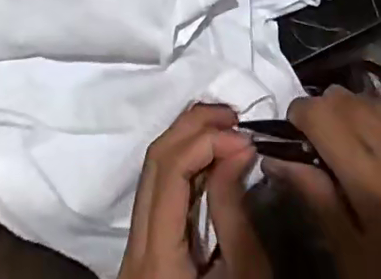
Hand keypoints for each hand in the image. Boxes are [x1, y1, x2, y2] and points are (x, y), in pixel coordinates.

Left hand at [119, 104, 268, 278]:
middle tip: (236, 117)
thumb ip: (235, 210)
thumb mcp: (242, 274)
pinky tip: (214, 153)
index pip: (170, 171)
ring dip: (190, 136)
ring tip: (229, 128)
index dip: (207, 140)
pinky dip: (187, 159)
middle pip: (154, 160)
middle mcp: (133, 245)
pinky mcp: (145, 245)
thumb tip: (238, 147)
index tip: (246, 138)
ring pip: (152, 168)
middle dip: (195, 125)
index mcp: (156, 257)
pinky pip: (159, 186)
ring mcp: (133, 245)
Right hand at [279, 87, 380, 278]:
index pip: (318, 113)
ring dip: (354, 115)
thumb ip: (316, 199)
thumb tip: (277, 158)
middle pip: (342, 98)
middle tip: (322, 145)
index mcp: (374, 175)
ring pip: (369, 97)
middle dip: (324, 114)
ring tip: (359, 149)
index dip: (299, 117)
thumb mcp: (357, 256)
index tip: (294, 134)